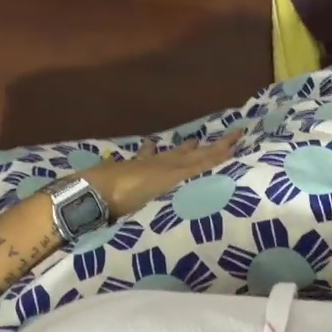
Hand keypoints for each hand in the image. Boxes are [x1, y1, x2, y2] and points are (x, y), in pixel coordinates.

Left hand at [82, 130, 243, 217]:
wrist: (93, 194)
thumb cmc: (130, 197)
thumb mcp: (165, 191)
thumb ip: (189, 183)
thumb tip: (215, 179)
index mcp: (173, 171)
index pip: (204, 160)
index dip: (222, 150)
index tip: (239, 137)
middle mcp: (163, 164)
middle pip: (191, 154)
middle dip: (210, 147)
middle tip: (228, 135)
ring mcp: (145, 166)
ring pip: (171, 154)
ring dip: (184, 148)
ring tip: (194, 140)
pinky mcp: (129, 169)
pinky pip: (146, 156)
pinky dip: (151, 150)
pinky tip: (151, 144)